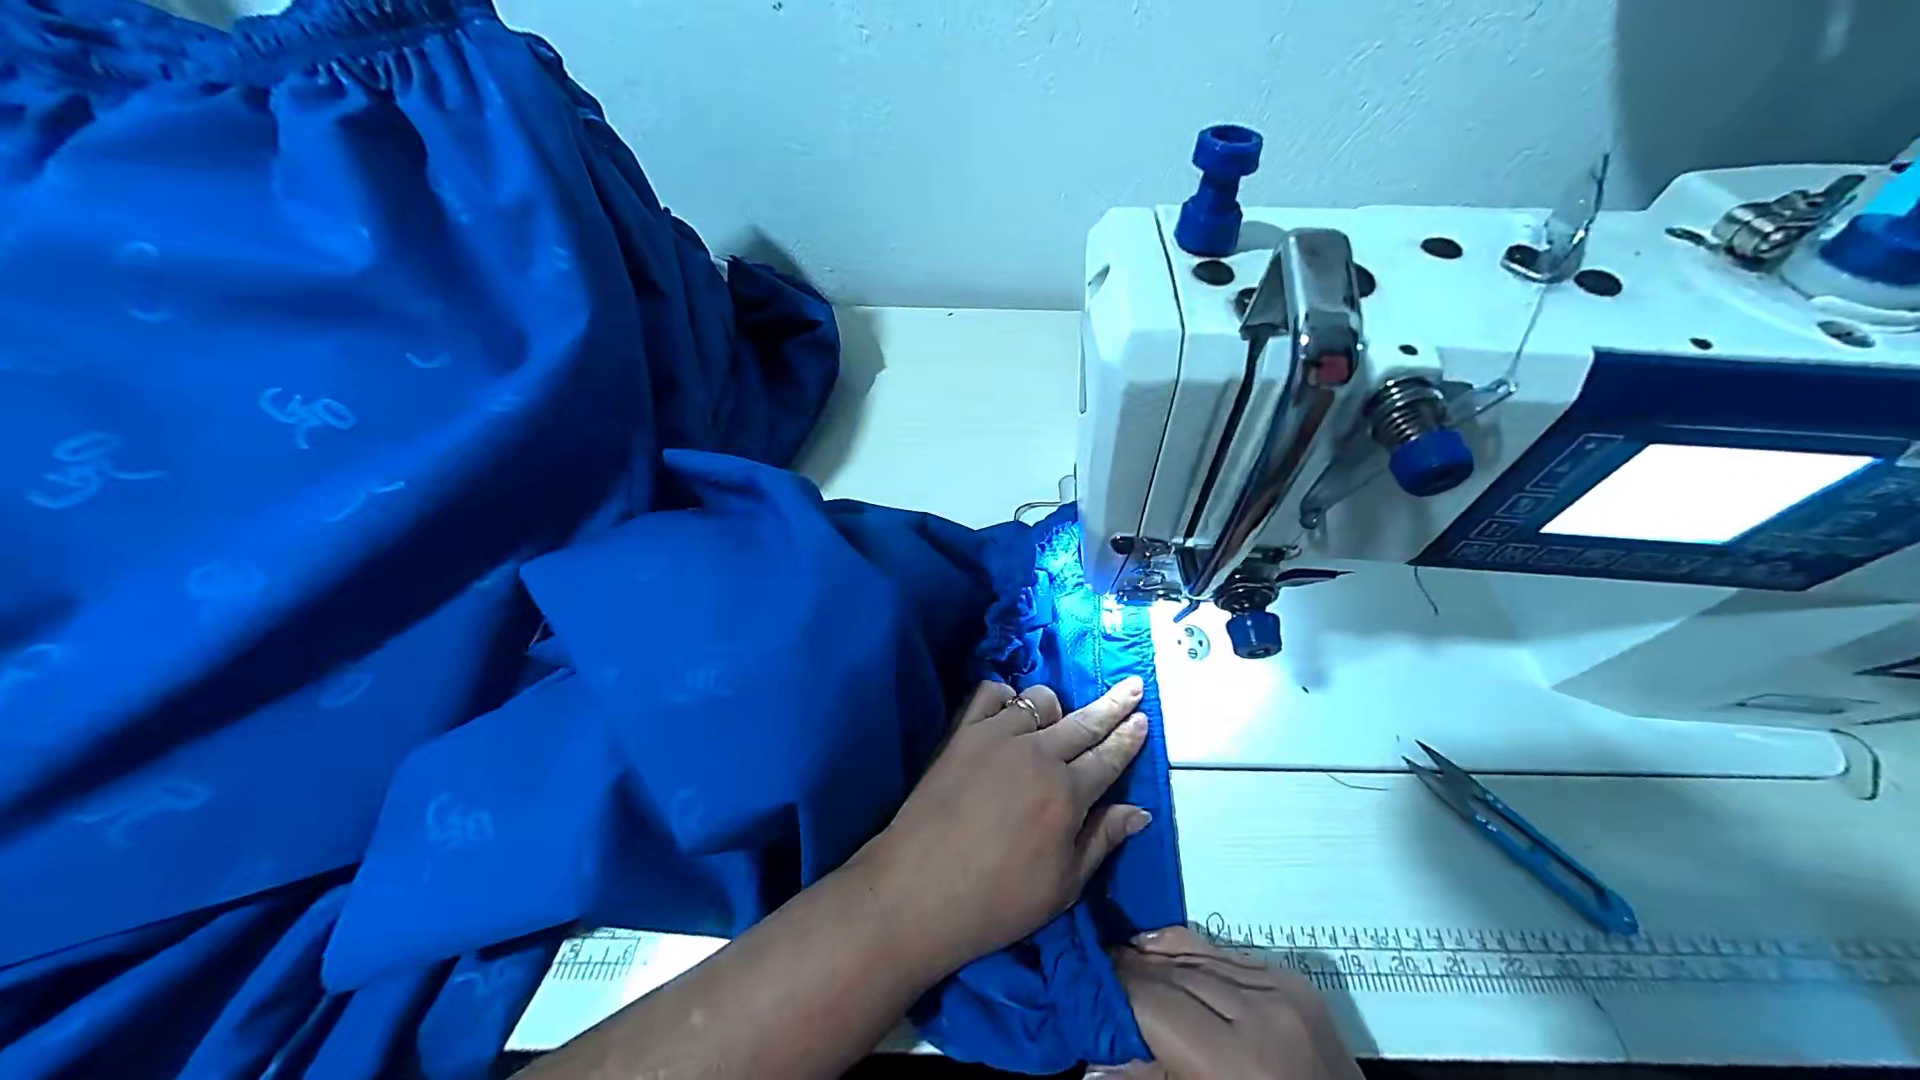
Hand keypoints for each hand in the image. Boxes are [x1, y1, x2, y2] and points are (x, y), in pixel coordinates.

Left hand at [851, 677, 1151, 978]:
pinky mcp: (962, 732)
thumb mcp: (1063, 886)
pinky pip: (989, 695)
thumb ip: (1102, 840)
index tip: (1143, 717)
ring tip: (1058, 719)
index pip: (1109, 756)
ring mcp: (996, 736)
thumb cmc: (997, 900)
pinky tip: (1009, 711)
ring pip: (1038, 701)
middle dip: (1113, 704)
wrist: (917, 890)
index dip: (1129, 737)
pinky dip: (1005, 698)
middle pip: (1084, 721)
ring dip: (1056, 708)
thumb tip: (1141, 811)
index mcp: (1067, 793)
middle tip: (1132, 686)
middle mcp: (1037, 754)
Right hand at [1096, 927, 1364, 1079]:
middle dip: (1127, 968)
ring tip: (1117, 955)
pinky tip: (1159, 949)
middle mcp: (1262, 1010)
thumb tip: (1093, 1053)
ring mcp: (1283, 988)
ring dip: (1152, 954)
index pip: (1153, 1003)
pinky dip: (1187, 950)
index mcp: (1239, 1060)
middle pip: (1172, 972)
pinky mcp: (1294, 979)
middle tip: (1089, 967)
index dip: (1112, 990)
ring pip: (1195, 954)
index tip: (1078, 983)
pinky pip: (1224, 952)